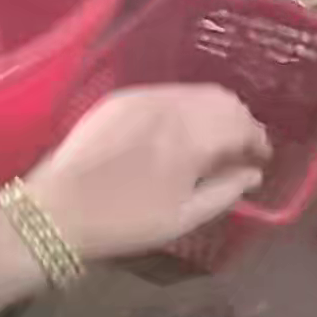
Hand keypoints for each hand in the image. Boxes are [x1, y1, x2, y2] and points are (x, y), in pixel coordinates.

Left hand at [24, 84, 270, 261]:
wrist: (58, 212)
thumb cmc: (124, 223)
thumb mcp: (181, 218)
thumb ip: (224, 192)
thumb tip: (252, 175)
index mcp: (193, 137)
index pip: (243, 125)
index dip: (257, 141)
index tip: (259, 159)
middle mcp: (173, 106)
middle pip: (223, 101)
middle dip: (237, 123)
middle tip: (236, 149)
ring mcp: (143, 97)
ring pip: (194, 93)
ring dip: (210, 112)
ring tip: (208, 141)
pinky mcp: (119, 99)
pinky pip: (164, 93)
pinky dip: (181, 108)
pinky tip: (174, 131)